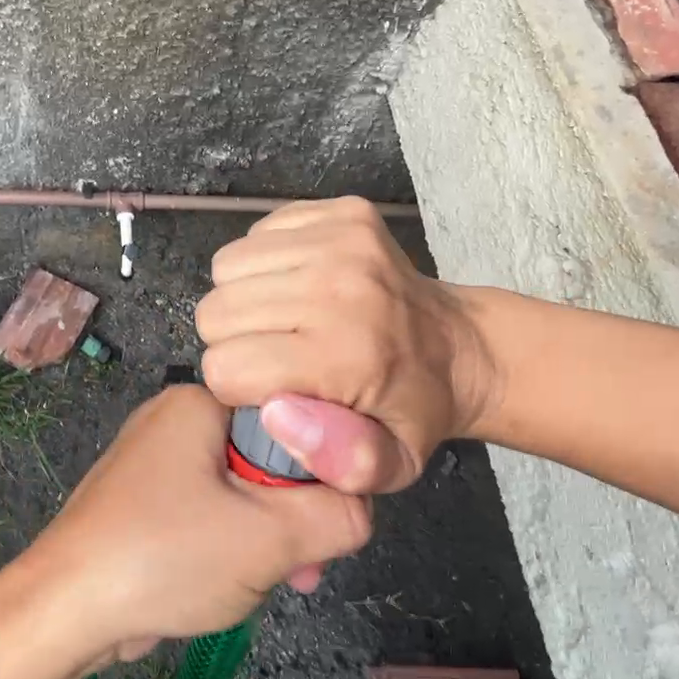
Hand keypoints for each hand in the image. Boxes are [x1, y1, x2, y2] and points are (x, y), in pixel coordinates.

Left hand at [17, 386, 371, 664]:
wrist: (67, 606)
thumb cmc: (164, 555)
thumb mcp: (270, 538)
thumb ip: (335, 517)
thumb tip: (359, 506)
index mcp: (197, 403)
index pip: (287, 418)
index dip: (318, 472)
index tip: (328, 522)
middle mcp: (172, 420)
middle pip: (263, 459)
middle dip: (289, 517)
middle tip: (299, 567)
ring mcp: (153, 461)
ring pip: (236, 492)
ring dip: (262, 539)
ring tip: (269, 583)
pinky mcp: (142, 500)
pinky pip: (205, 512)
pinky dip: (226, 545)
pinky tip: (230, 583)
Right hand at [195, 197, 496, 493]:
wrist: (463, 347)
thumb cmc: (412, 410)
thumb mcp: (391, 465)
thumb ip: (336, 461)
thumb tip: (274, 414)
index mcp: (345, 354)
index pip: (226, 365)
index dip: (236, 386)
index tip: (268, 389)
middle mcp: (338, 286)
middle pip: (215, 312)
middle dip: (232, 340)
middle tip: (273, 352)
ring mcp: (340, 240)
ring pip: (226, 267)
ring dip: (242, 296)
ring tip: (283, 317)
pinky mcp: (341, 212)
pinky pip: (255, 233)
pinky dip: (264, 261)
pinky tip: (297, 284)